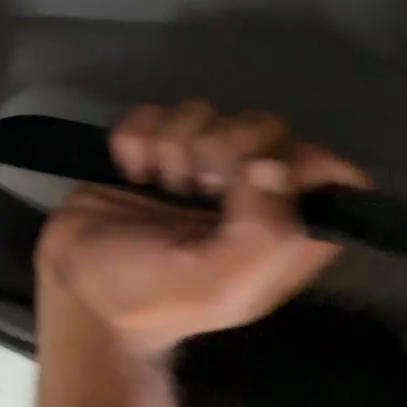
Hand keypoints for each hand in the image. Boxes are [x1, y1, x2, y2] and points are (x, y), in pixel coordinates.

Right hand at [36, 101, 369, 356]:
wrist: (78, 285)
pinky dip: (133, 137)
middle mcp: (248, 191)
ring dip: (171, 143)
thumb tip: (272, 164)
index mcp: (283, 228)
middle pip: (263, 127)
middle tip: (197, 187)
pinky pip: (149, 112)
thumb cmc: (153, 294)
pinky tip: (131, 171)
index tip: (254, 177)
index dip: (295, 161)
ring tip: (159, 183)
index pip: (327, 169)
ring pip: (202, 112)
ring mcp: (195, 166)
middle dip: (221, 146)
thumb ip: (262, 232)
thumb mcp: (217, 283)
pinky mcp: (146, 148)